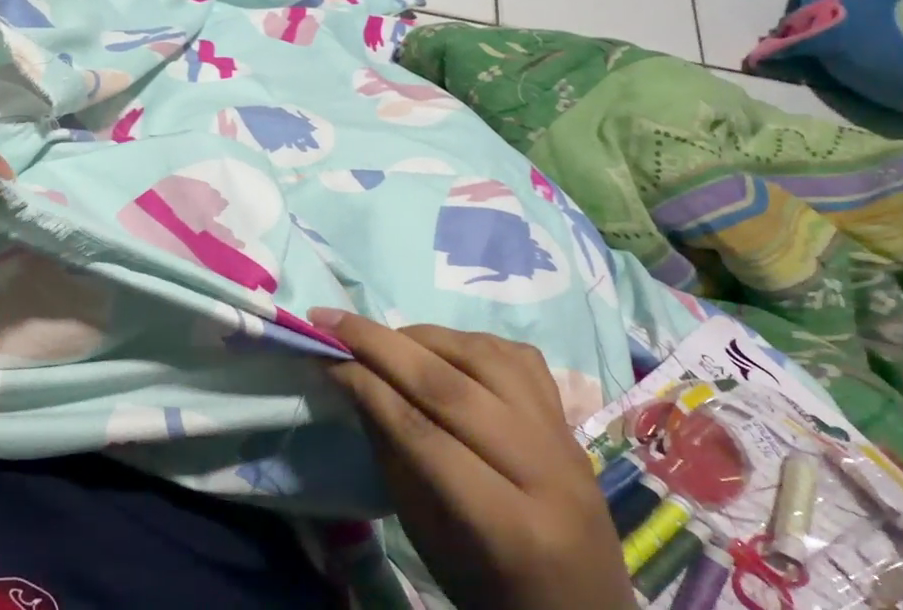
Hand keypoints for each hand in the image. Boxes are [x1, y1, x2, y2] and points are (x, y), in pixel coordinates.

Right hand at [309, 310, 633, 609]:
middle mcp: (545, 472)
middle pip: (451, 387)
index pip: (421, 432)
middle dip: (380, 345)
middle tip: (331, 321)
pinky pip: (519, 359)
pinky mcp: (571, 424)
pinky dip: (469, 341)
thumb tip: (351, 378)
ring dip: (423, 336)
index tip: (323, 356)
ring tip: (383, 338)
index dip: (365, 386)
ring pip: (487, 358)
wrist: (580, 608)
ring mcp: (565, 442)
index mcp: (505, 523)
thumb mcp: (425, 532)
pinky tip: (438, 348)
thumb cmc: (486, 583)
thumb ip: (392, 451)